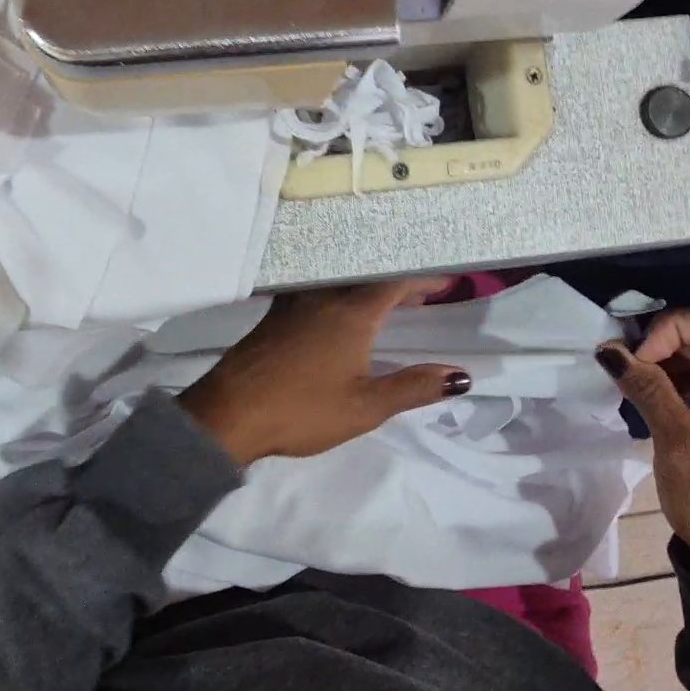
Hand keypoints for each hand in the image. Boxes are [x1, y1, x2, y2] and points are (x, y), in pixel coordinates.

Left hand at [177, 280, 471, 466]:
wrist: (229, 413)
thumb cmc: (302, 410)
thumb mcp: (365, 406)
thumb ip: (413, 387)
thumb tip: (460, 375)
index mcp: (350, 314)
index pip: (394, 283)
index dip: (422, 281)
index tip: (446, 284)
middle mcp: (322, 299)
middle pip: (367, 278)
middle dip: (398, 283)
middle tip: (422, 294)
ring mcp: (292, 305)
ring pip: (338, 283)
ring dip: (366, 287)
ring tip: (384, 301)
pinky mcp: (272, 317)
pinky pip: (315, 291)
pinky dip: (338, 294)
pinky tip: (335, 312)